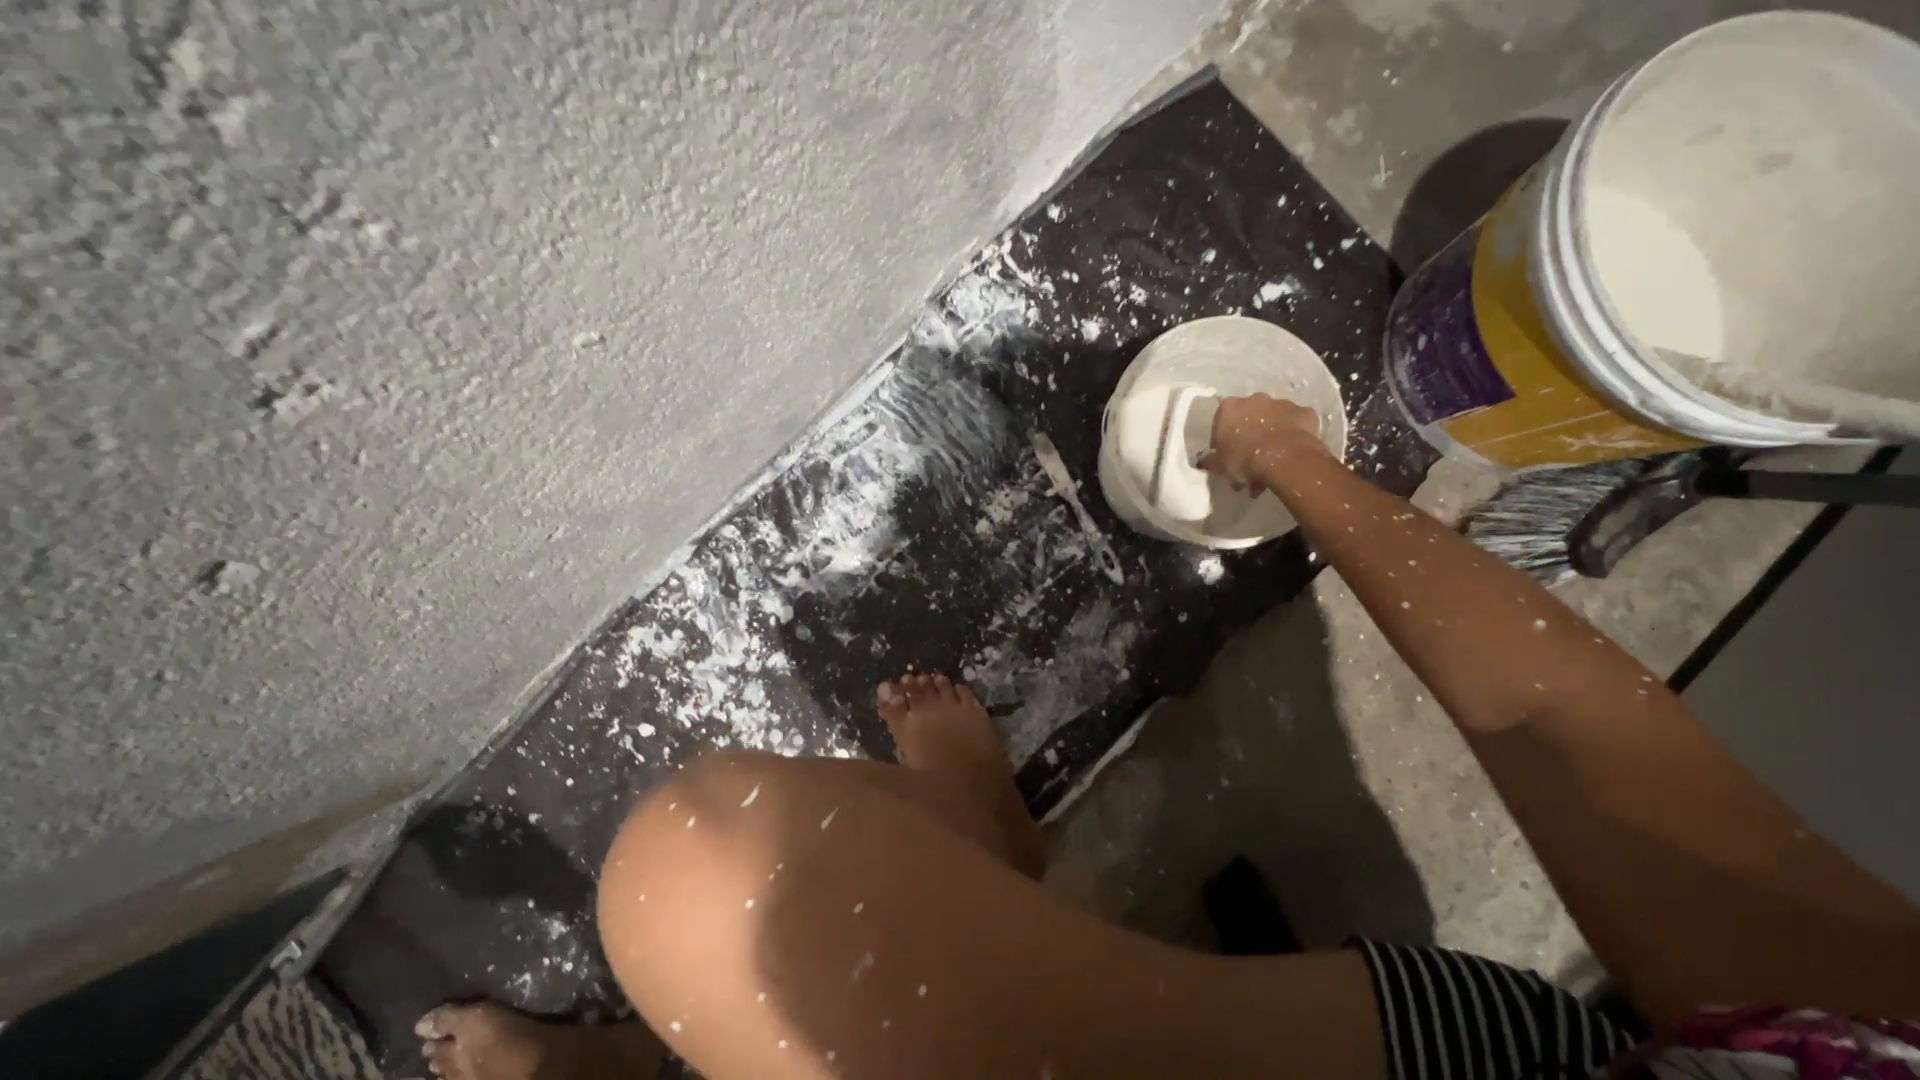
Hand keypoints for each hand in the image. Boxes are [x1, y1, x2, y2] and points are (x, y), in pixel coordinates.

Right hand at [1201, 393, 1328, 491]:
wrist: (1285, 459)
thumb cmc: (1245, 460)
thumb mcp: (1219, 465)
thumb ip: (1210, 460)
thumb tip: (1204, 459)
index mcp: (1229, 408)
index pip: (1221, 422)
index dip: (1223, 440)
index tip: (1228, 456)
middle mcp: (1254, 399)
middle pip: (1249, 417)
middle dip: (1249, 435)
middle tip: (1251, 461)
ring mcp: (1282, 403)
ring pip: (1273, 419)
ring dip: (1272, 435)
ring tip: (1273, 462)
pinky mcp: (1304, 412)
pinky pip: (1296, 424)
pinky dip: (1294, 434)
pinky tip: (1292, 452)